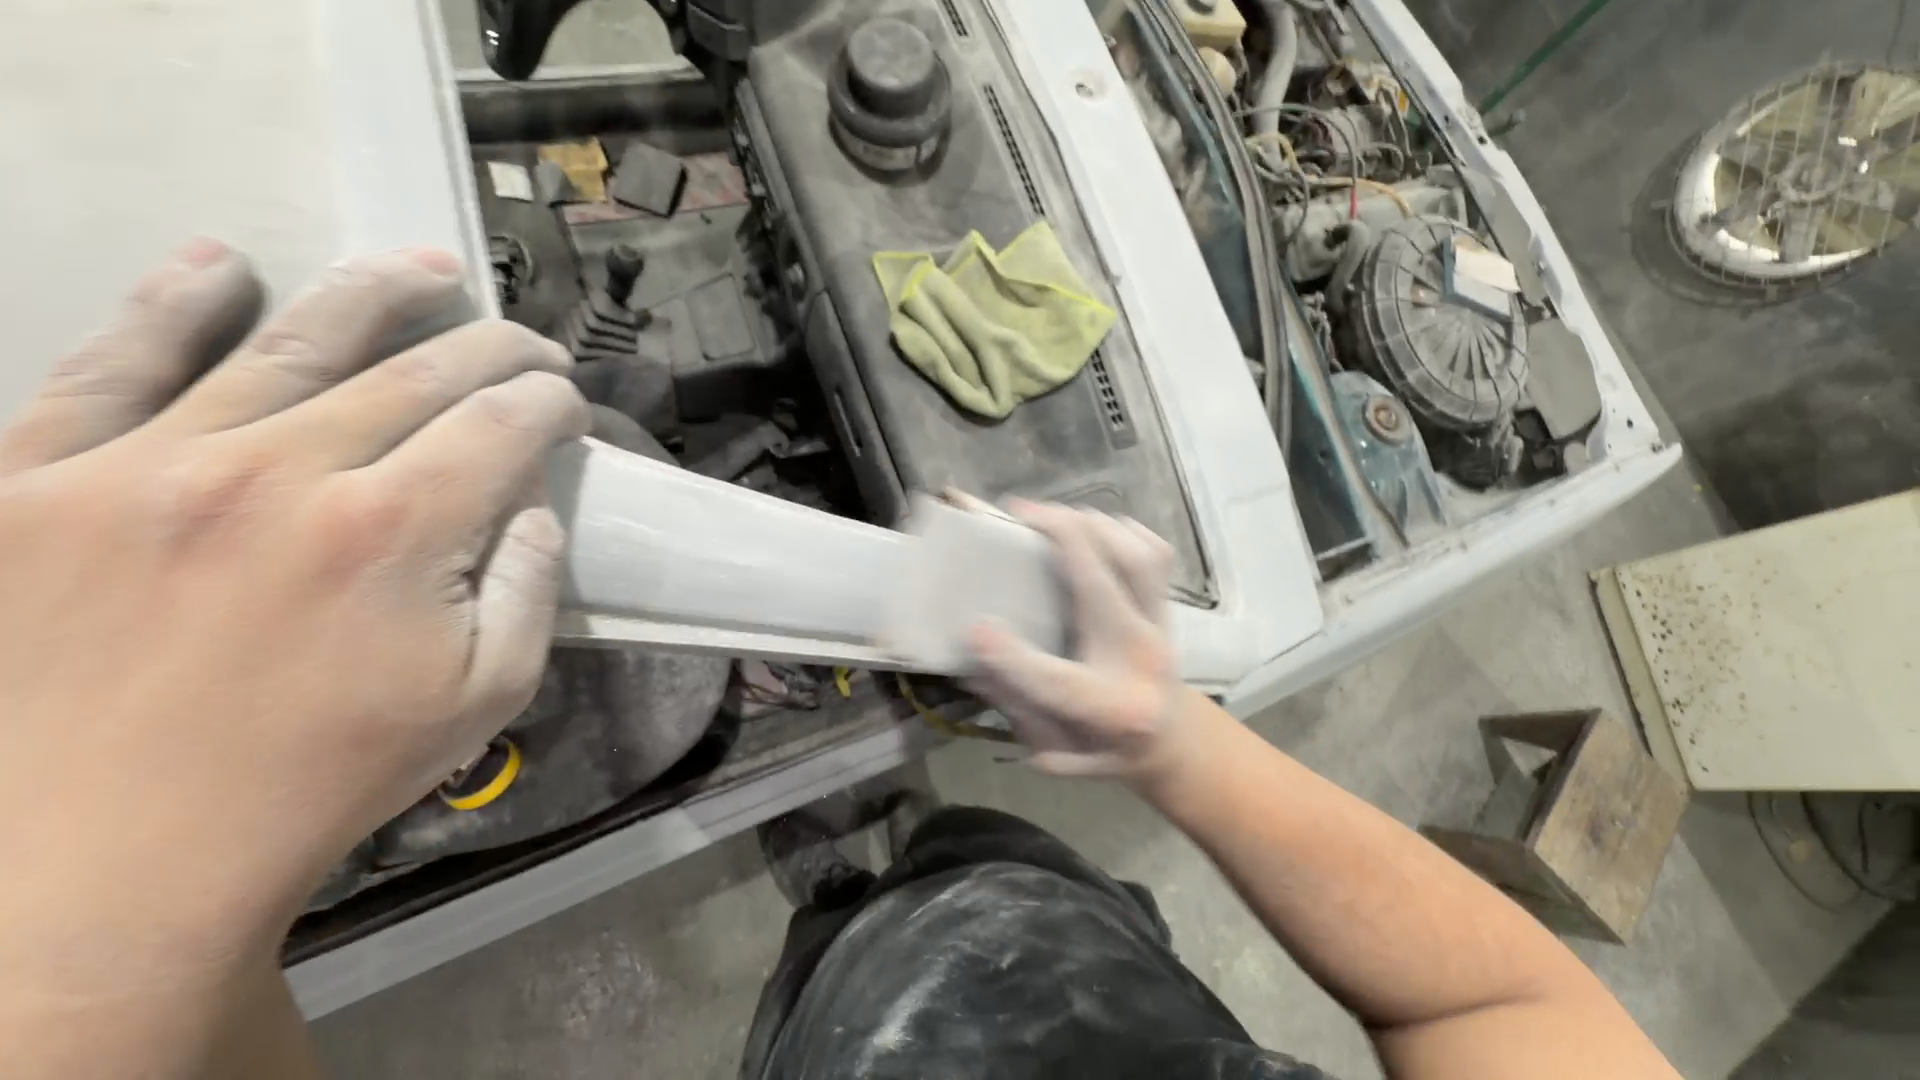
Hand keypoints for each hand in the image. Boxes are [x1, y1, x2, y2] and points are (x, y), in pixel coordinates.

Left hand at [0, 240, 587, 990]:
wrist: (105, 864)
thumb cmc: (323, 779)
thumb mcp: (486, 696)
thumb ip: (532, 585)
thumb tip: (531, 505)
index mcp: (397, 529)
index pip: (506, 422)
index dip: (552, 402)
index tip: (567, 408)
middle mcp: (284, 471)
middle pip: (421, 370)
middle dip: (496, 349)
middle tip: (529, 347)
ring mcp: (153, 464)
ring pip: (290, 340)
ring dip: (376, 295)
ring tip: (424, 268)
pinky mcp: (37, 480)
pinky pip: (112, 364)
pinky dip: (175, 306)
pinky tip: (222, 268)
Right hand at [966, 502, 1208, 781]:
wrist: (1174, 743)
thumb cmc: (1103, 750)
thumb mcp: (1054, 751)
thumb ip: (1016, 708)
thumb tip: (969, 663)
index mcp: (1108, 711)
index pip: (1055, 681)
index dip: (1012, 656)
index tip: (975, 629)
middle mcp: (1139, 663)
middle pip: (1101, 592)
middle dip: (1063, 542)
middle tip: (1020, 513)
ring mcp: (1159, 629)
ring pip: (1137, 560)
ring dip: (1094, 528)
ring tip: (1055, 516)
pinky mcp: (1166, 607)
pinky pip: (1155, 555)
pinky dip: (1124, 532)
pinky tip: (1091, 529)